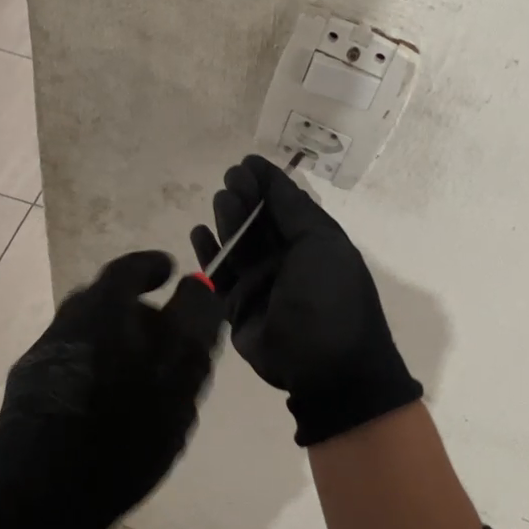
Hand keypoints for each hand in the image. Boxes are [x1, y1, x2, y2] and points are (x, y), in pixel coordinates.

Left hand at [0, 251, 222, 528]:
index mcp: (102, 312)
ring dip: (115, 338)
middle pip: (106, 299)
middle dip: (137, 308)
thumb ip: (193, 328)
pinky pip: (71, 358)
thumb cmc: (120, 441)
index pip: (130, 269)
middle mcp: (67, 323)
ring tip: (140, 372)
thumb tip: (199, 287)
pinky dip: (94, 362)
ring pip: (87, 330)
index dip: (152, 267)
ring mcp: (42, 356)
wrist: (38, 503)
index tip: (170, 274)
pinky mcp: (27, 387)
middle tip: (164, 334)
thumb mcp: (177, 383)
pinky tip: (107, 397)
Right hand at [189, 154, 420, 445]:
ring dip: (229, 221)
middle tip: (229, 180)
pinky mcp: (239, 307)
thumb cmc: (329, 296)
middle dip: (245, 198)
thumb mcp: (320, 243)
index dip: (268, 182)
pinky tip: (199, 233)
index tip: (246, 163)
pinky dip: (209, 254)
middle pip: (260, 221)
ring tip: (219, 201)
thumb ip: (292, 208)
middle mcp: (288, 260)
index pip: (287, 204)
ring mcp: (263, 284)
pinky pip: (219, 276)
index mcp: (315, 242)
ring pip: (238, 244)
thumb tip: (270, 174)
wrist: (326, 366)